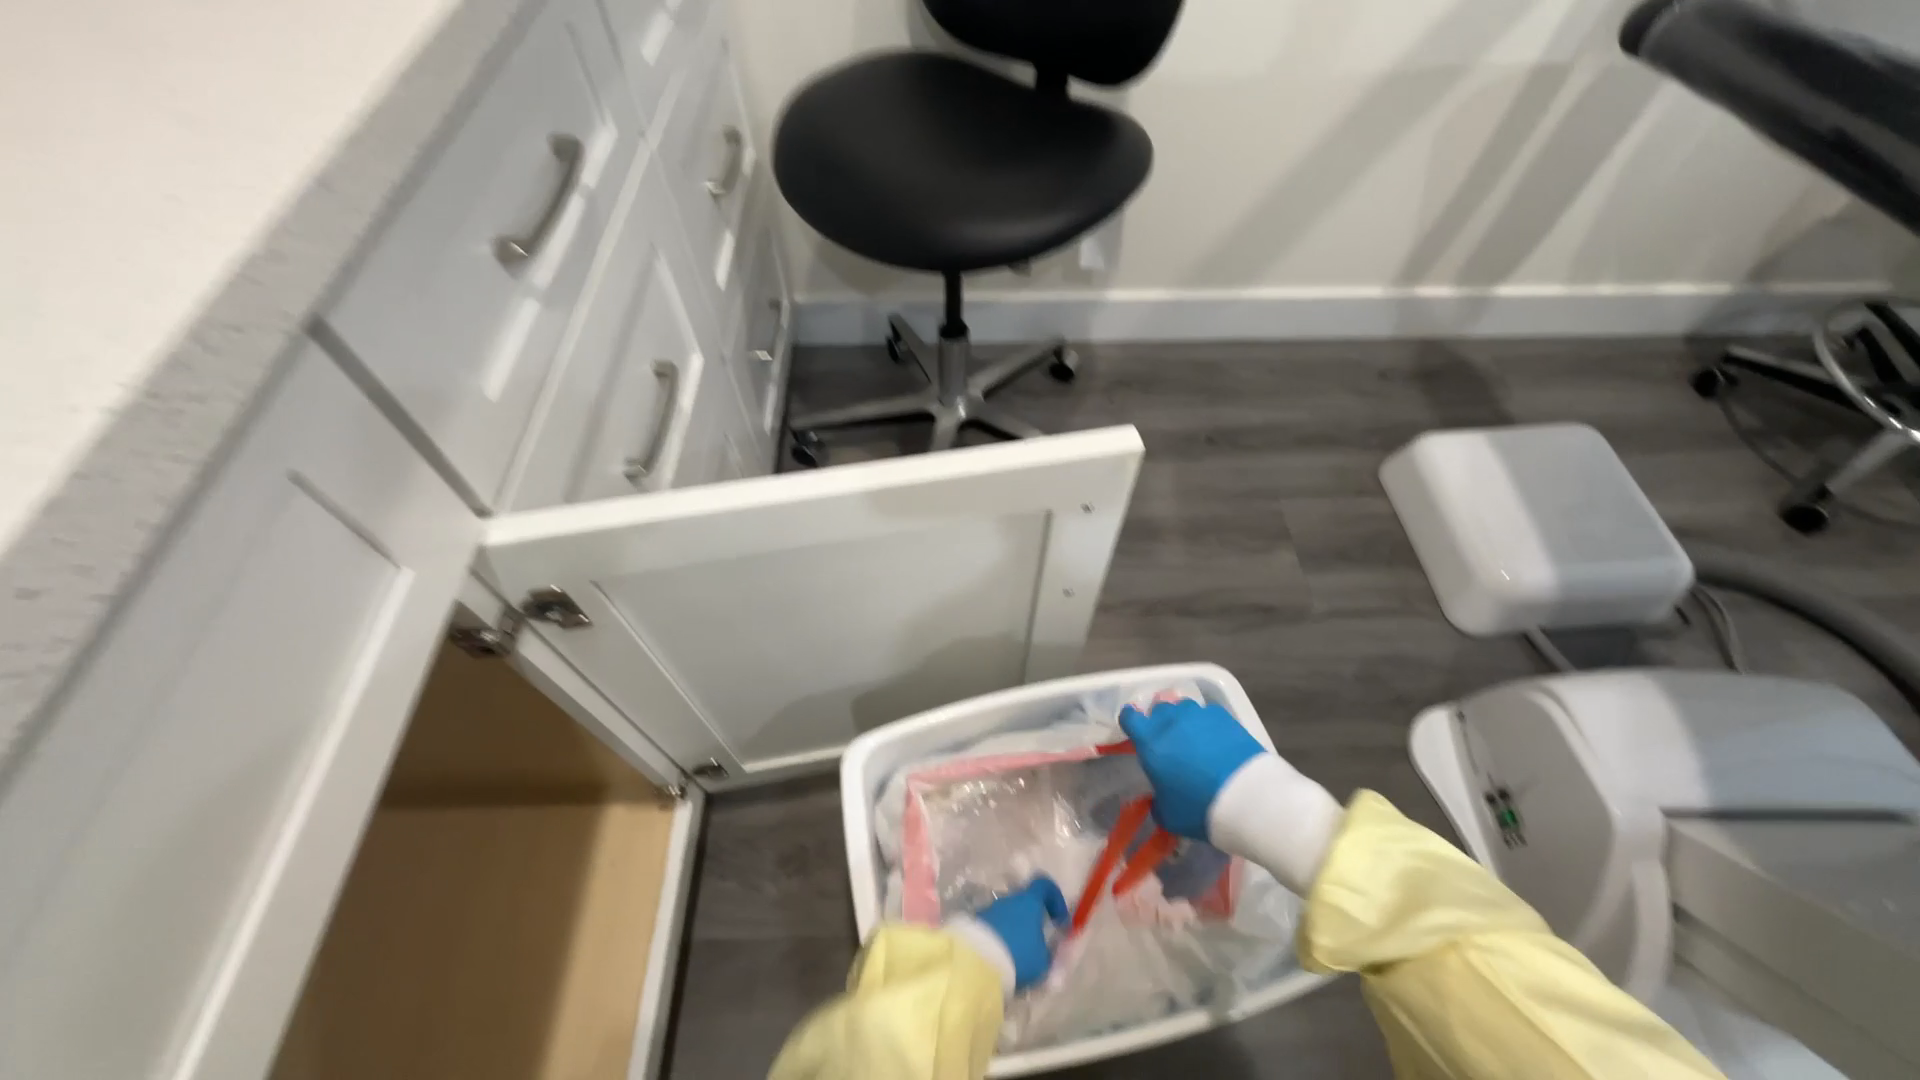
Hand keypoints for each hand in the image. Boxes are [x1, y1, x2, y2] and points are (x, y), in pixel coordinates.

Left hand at [973, 877, 1068, 989]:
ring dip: (1014, 932)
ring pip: (1008, 916)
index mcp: (1029, 902)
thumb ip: (1050, 951)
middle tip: (1037, 945)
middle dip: (1032, 921)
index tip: (1059, 920)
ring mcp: (989, 910)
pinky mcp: (974, 923)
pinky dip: (999, 939)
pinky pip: (993, 927)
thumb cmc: (1018, 957)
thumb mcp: (1043, 961)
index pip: (1044, 885)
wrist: (975, 964)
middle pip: (1024, 903)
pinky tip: (1001, 960)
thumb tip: (1052, 947)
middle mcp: (1008, 900)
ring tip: (1017, 958)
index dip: (1055, 899)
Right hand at [1119, 698, 1267, 841]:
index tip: (1136, 732)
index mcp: (1150, 741)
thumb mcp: (1169, 815)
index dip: (1131, 722)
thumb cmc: (1199, 808)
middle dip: (1160, 721)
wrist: (1249, 799)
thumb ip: (1158, 802)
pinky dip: (1208, 724)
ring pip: (1184, 708)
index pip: (1130, 717)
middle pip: (1159, 708)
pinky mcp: (1226, 717)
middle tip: (1168, 741)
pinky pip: (1209, 714)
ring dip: (1184, 720)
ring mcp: (1200, 715)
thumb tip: (1158, 800)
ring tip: (1193, 738)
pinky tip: (1216, 740)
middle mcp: (1171, 720)